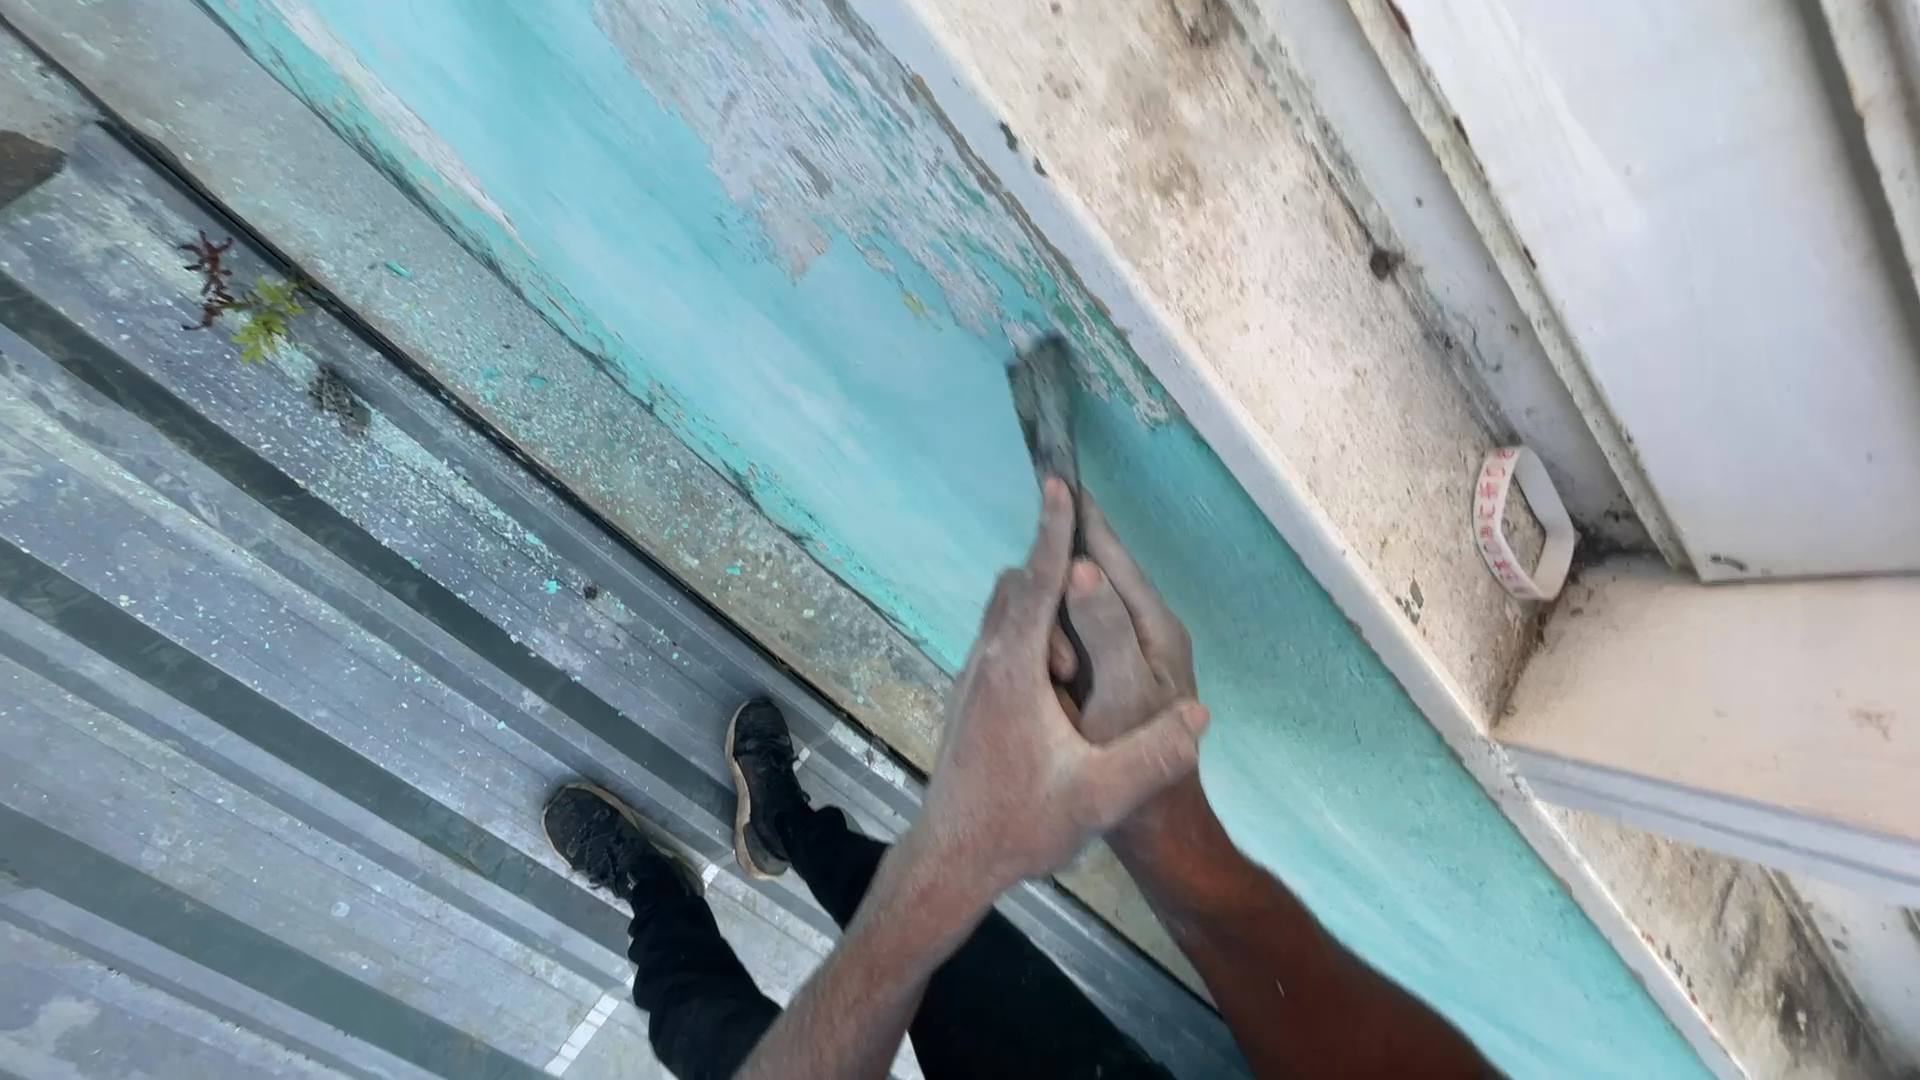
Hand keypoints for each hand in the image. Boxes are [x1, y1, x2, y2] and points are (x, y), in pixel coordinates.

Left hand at [910, 479, 1208, 898]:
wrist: (952, 858)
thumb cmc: (1019, 826)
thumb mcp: (1097, 799)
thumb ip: (1153, 755)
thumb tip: (1199, 714)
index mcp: (1014, 671)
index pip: (1039, 582)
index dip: (1055, 531)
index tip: (1060, 484)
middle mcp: (985, 661)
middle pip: (1018, 589)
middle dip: (1059, 588)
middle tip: (1092, 645)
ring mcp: (969, 677)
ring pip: (1005, 615)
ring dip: (1045, 621)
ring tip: (1078, 679)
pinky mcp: (966, 695)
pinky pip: (999, 640)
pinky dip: (1030, 642)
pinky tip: (1057, 693)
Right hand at [1048, 492, 1198, 743]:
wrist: (1154, 827)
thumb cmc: (1142, 761)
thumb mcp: (1124, 695)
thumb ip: (1106, 632)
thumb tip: (1081, 568)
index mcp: (1153, 626)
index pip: (1116, 559)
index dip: (1087, 522)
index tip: (1059, 481)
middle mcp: (1141, 630)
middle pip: (1093, 579)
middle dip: (1059, 585)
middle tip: (1043, 618)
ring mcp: (1123, 653)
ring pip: (1077, 610)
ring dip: (1052, 620)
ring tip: (1042, 653)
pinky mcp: (1104, 674)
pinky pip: (1071, 639)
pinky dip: (1050, 639)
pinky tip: (1033, 651)